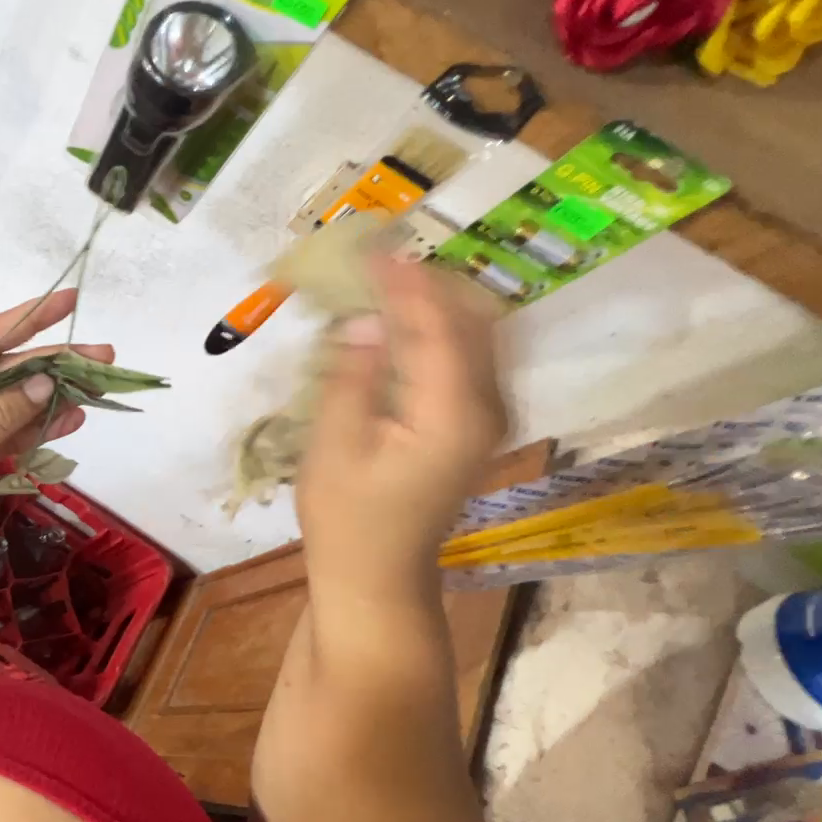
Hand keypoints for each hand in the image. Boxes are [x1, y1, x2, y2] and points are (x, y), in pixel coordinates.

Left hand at [0, 291, 111, 564]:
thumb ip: (2, 414)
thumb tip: (44, 381)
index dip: (29, 318)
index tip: (70, 301)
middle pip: (5, 369)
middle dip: (52, 363)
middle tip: (105, 359)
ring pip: (9, 401)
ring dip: (49, 397)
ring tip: (98, 390)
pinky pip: (2, 431)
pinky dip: (32, 429)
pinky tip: (69, 421)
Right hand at [297, 261, 507, 599]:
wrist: (378, 572)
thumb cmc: (346, 516)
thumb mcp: (333, 446)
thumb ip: (350, 379)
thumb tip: (361, 322)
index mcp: (451, 412)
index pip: (435, 327)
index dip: (404, 284)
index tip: (372, 249)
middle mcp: (486, 406)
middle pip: (471, 322)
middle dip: (426, 284)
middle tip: (377, 260)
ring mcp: (487, 415)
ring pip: (477, 335)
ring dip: (436, 303)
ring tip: (386, 281)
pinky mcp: (475, 423)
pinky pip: (468, 358)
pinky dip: (439, 330)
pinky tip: (402, 325)